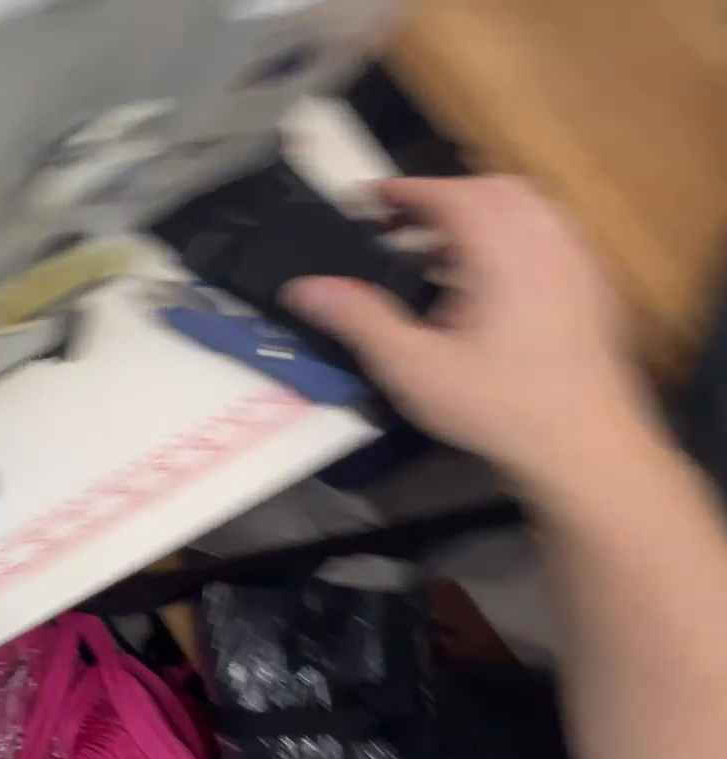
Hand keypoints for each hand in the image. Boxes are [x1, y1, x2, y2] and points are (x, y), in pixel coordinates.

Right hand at [281, 175, 661, 488]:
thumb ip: (357, 319)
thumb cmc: (490, 401)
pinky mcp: (584, 288)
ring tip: (424, 248)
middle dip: (439, 196)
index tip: (364, 198)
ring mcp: (574, 265)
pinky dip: (500, 236)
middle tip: (390, 222)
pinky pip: (544, 236)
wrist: (578, 440)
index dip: (406, 190)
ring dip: (472, 215)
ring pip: (526, 210)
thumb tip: (302, 288)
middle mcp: (548, 246)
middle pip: (496, 191)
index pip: (456, 197)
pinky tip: (470, 277)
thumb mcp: (408, 364)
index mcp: (504, 256)